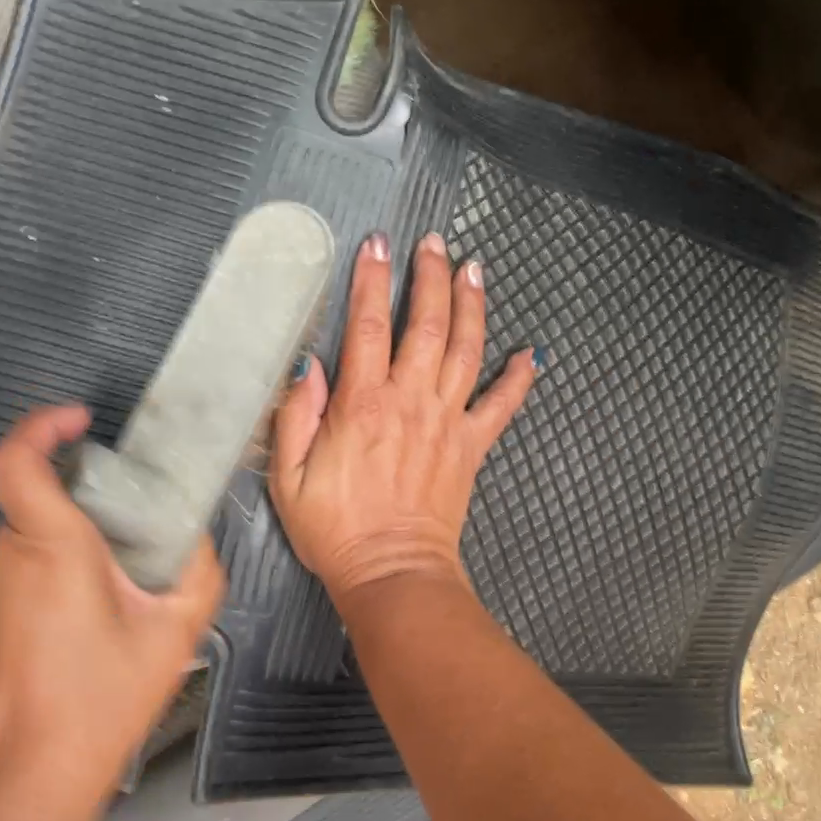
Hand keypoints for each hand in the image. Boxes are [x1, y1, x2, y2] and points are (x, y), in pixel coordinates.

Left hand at [0, 406, 224, 820]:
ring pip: (19, 549)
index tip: (75, 422)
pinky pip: (0, 585)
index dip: (41, 425)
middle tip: (116, 551)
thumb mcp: (172, 639)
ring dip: (55, 561)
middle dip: (77, 514)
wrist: (11, 797)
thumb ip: (198, 571)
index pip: (17, 458)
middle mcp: (1, 561)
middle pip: (34, 505)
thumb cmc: (89, 715)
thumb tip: (197, 537)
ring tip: (91, 613)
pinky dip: (30, 593)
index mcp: (51, 548)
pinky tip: (57, 643)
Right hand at [269, 231, 537, 605]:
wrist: (392, 577)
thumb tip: (309, 365)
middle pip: (426, 325)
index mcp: (362, 405)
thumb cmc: (335, 529)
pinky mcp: (471, 446)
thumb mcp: (289, 476)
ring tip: (474, 268)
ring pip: (466, 350)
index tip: (376, 245)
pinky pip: (502, 405)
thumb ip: (295, 415)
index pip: (367, 326)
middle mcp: (409, 402)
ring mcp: (446, 422)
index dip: (371, 280)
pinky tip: (532, 352)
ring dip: (471, 305)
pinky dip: (520, 378)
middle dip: (430, 277)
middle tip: (434, 243)